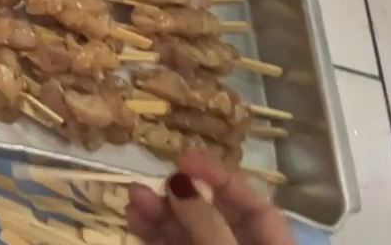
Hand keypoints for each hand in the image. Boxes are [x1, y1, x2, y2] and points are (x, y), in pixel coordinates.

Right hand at [126, 152, 296, 244]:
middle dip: (182, 196)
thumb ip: (207, 224)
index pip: (258, 208)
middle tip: (153, 181)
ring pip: (189, 231)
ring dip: (159, 211)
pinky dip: (152, 232)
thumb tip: (179, 180)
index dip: (223, 180)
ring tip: (133, 197)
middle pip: (217, 217)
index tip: (185, 159)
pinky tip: (133, 220)